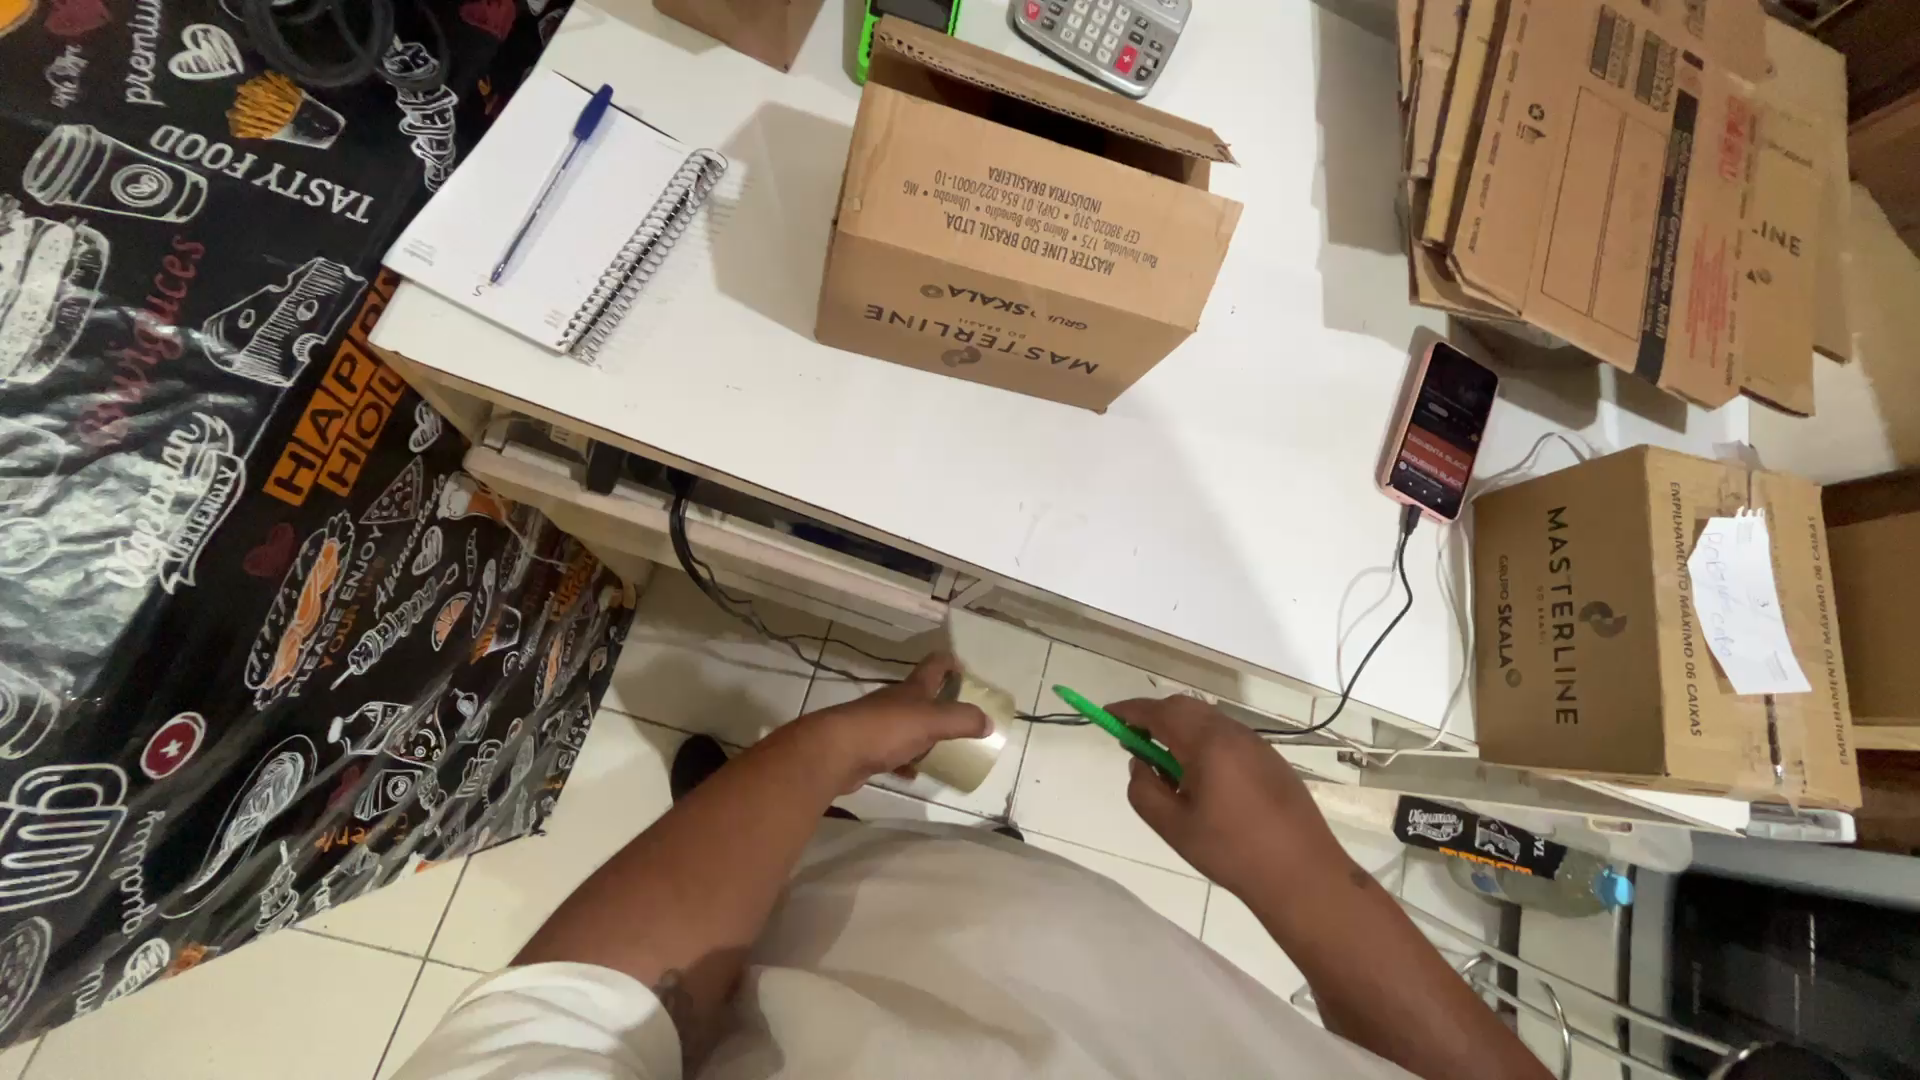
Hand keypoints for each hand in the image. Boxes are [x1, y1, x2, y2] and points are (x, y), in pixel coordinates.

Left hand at [797, 654, 990, 793]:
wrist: (834, 753)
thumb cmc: (886, 729)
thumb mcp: (931, 722)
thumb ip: (961, 720)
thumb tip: (988, 722)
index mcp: (912, 690)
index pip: (934, 665)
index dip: (950, 663)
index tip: (964, 670)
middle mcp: (894, 702)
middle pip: (920, 696)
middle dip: (940, 703)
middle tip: (961, 718)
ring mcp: (878, 725)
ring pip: (906, 726)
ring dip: (923, 735)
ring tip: (943, 749)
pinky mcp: (866, 750)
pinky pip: (892, 754)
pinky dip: (905, 762)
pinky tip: (913, 774)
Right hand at [1109, 696, 1343, 897]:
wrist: (1303, 875)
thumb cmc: (1232, 851)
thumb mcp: (1173, 826)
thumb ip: (1143, 789)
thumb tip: (1140, 764)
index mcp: (1207, 743)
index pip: (1158, 712)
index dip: (1129, 711)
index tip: (1109, 714)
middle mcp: (1232, 733)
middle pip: (1183, 707)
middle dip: (1154, 716)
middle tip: (1134, 741)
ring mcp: (1256, 744)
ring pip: (1207, 720)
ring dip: (1180, 729)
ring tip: (1167, 766)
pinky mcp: (1271, 759)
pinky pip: (1227, 736)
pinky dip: (1203, 741)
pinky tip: (1201, 777)